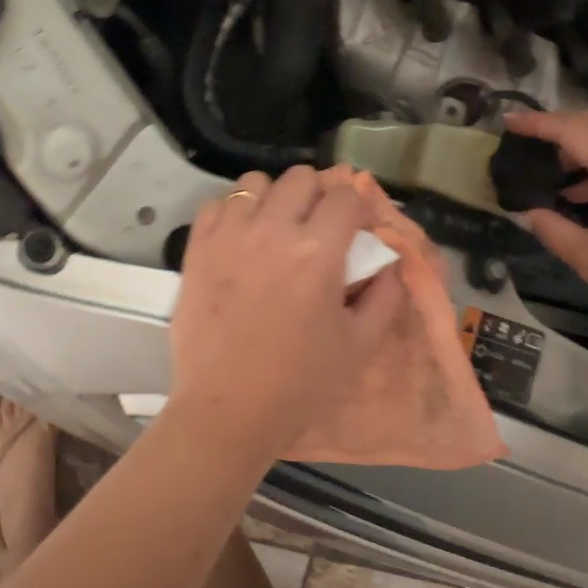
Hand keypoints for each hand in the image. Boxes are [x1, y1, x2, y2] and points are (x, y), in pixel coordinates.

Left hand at [171, 166, 401, 461]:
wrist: (227, 410)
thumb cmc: (299, 383)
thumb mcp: (359, 345)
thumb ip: (384, 297)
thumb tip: (389, 265)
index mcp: (319, 250)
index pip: (346, 196)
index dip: (358, 207)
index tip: (358, 227)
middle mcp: (274, 229)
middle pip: (301, 177)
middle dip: (318, 194)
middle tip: (319, 225)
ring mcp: (231, 234)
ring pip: (256, 182)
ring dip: (273, 198)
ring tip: (276, 227)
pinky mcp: (198, 248)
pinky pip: (216, 204)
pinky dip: (233, 211)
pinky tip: (241, 238)